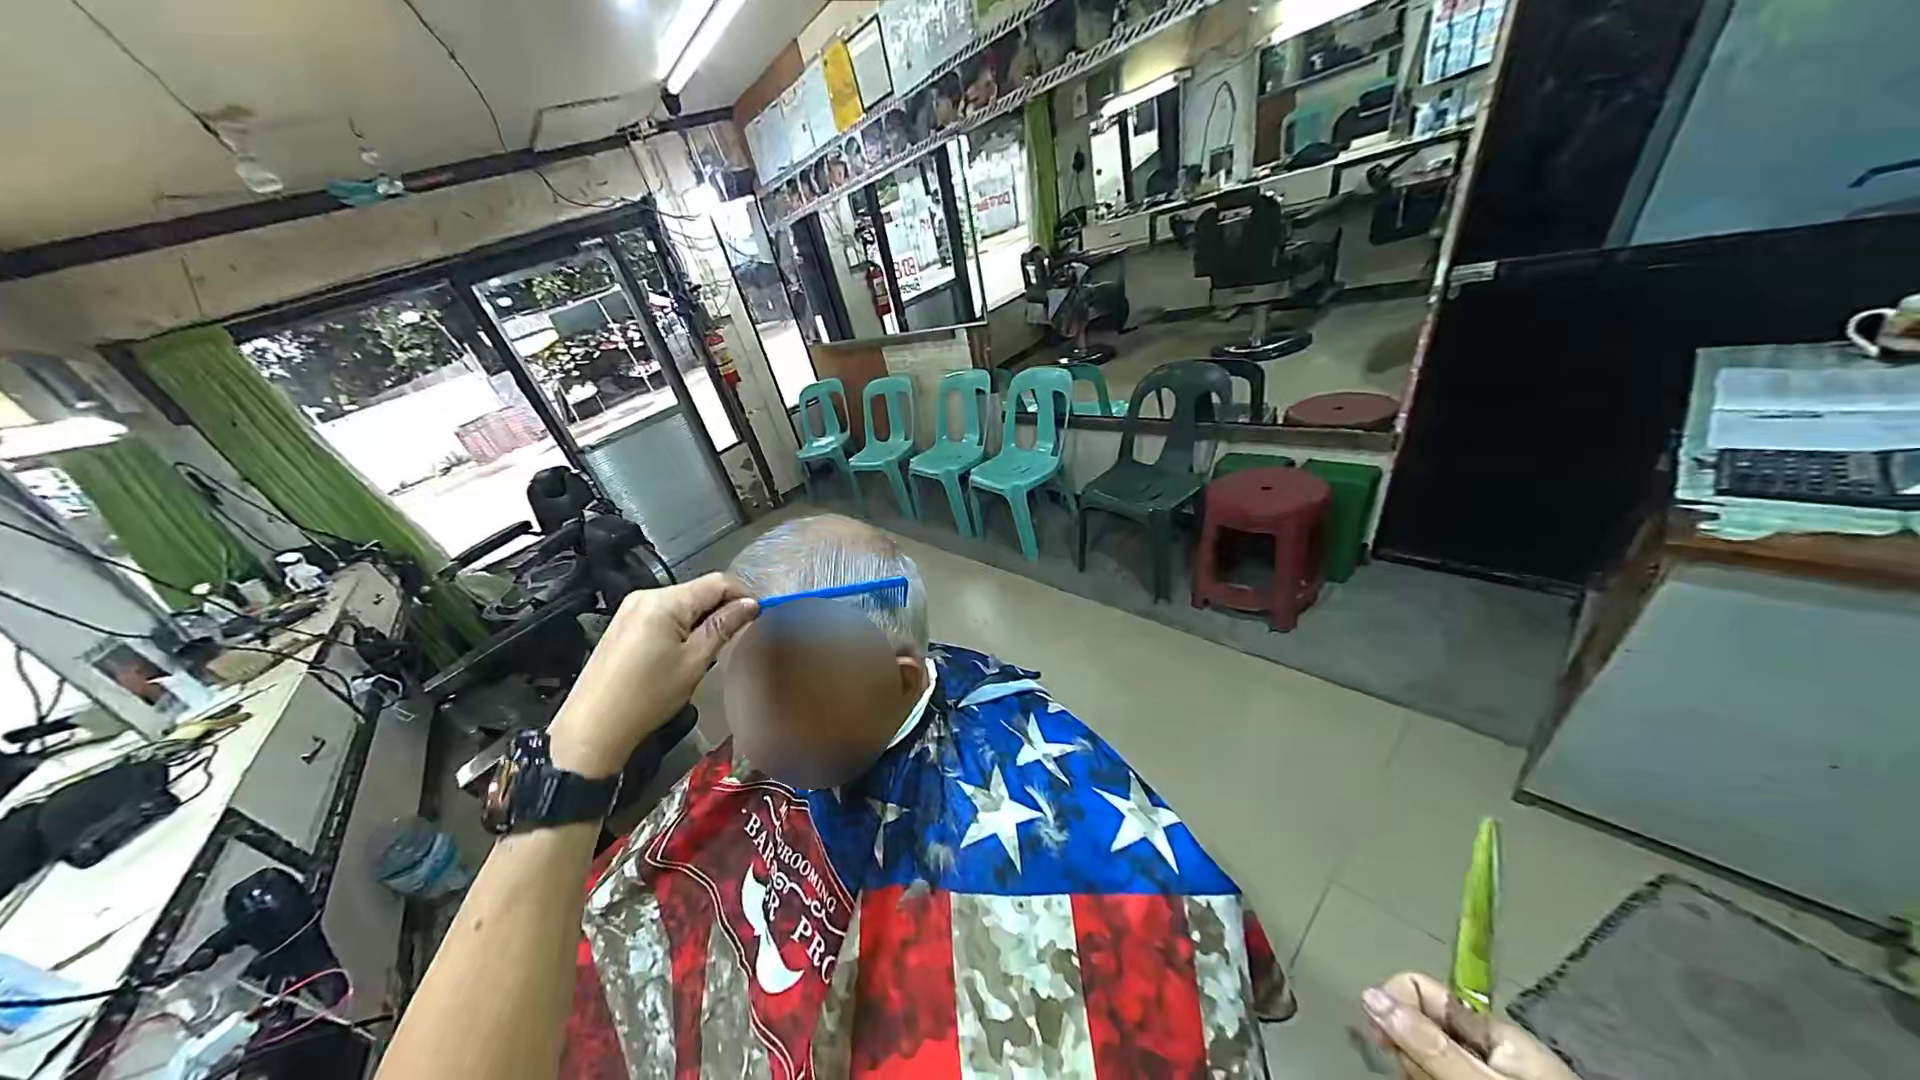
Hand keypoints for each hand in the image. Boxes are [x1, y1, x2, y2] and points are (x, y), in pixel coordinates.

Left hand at [548, 574, 757, 777]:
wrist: (593, 729)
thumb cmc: (648, 697)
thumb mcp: (695, 662)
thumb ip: (724, 627)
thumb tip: (751, 604)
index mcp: (664, 601)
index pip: (718, 582)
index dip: (743, 595)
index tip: (758, 617)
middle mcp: (646, 596)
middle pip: (699, 590)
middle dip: (722, 608)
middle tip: (736, 637)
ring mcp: (631, 609)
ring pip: (683, 602)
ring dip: (703, 618)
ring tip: (711, 649)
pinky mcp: (624, 624)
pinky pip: (664, 614)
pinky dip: (683, 626)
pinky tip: (684, 652)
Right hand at [1362, 973, 1580, 1079]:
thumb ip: (1430, 1044)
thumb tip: (1369, 994)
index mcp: (1495, 1033)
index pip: (1422, 989)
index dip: (1396, 1005)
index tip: (1380, 1037)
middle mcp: (1486, 1051)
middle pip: (1418, 1025)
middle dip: (1407, 1049)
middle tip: (1420, 1079)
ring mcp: (1479, 1075)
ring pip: (1421, 1058)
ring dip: (1415, 1072)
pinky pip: (1434, 1076)